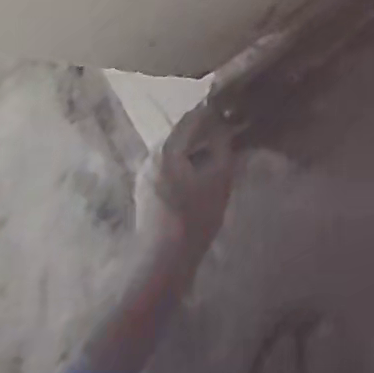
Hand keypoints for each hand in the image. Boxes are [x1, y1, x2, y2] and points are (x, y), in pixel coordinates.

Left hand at [137, 102, 237, 255]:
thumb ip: (223, 148)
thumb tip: (223, 130)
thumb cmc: (194, 218)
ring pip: (173, 151)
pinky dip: (184, 164)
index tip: (229, 109)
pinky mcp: (144, 191)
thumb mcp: (219, 180)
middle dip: (202, 131)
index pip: (191, 119)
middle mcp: (151, 155)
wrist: (163, 262)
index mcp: (167, 148)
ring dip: (193, 149)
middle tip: (225, 131)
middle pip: (180, 134)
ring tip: (214, 153)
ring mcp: (144, 174)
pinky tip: (198, 175)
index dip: (211, 113)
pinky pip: (167, 167)